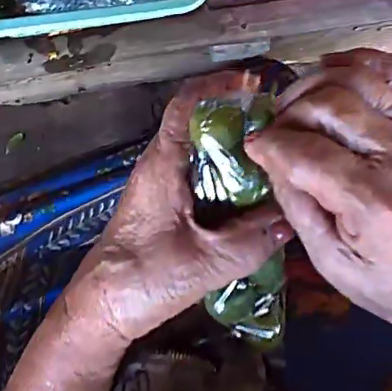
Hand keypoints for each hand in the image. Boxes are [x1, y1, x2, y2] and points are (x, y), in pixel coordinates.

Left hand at [65, 71, 293, 349]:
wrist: (100, 307)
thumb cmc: (143, 277)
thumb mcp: (205, 262)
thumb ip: (251, 241)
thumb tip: (291, 221)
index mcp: (163, 162)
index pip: (186, 104)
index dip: (216, 85)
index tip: (251, 82)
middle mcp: (160, 163)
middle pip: (198, 123)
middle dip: (236, 118)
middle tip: (277, 125)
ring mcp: (161, 182)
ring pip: (200, 151)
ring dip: (232, 148)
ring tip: (274, 156)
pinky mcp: (165, 203)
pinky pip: (199, 174)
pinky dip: (225, 175)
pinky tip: (252, 194)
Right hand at [245, 51, 391, 343]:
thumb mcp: (335, 266)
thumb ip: (296, 205)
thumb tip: (267, 153)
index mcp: (379, 205)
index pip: (307, 152)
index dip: (270, 143)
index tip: (253, 145)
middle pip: (329, 104)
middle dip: (287, 112)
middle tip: (273, 129)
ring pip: (356, 77)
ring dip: (314, 83)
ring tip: (296, 104)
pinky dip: (358, 62)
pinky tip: (333, 74)